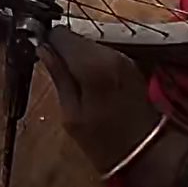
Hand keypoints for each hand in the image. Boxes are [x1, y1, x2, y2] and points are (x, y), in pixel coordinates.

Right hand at [38, 27, 187, 186]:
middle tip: (54, 71)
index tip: (40, 55)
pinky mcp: (129, 61)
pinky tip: (88, 81)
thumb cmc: (102, 140)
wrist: (146, 151)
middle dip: (62, 49)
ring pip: (88, 43)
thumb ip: (58, 76)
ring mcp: (122, 56)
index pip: (61, 35)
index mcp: (92, 65)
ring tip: (71, 80)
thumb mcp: (71, 114)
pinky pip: (101, 52)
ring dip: (76, 55)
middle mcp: (109, 53)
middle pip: (75, 37)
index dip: (48, 41)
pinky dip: (91, 60)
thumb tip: (42, 48)